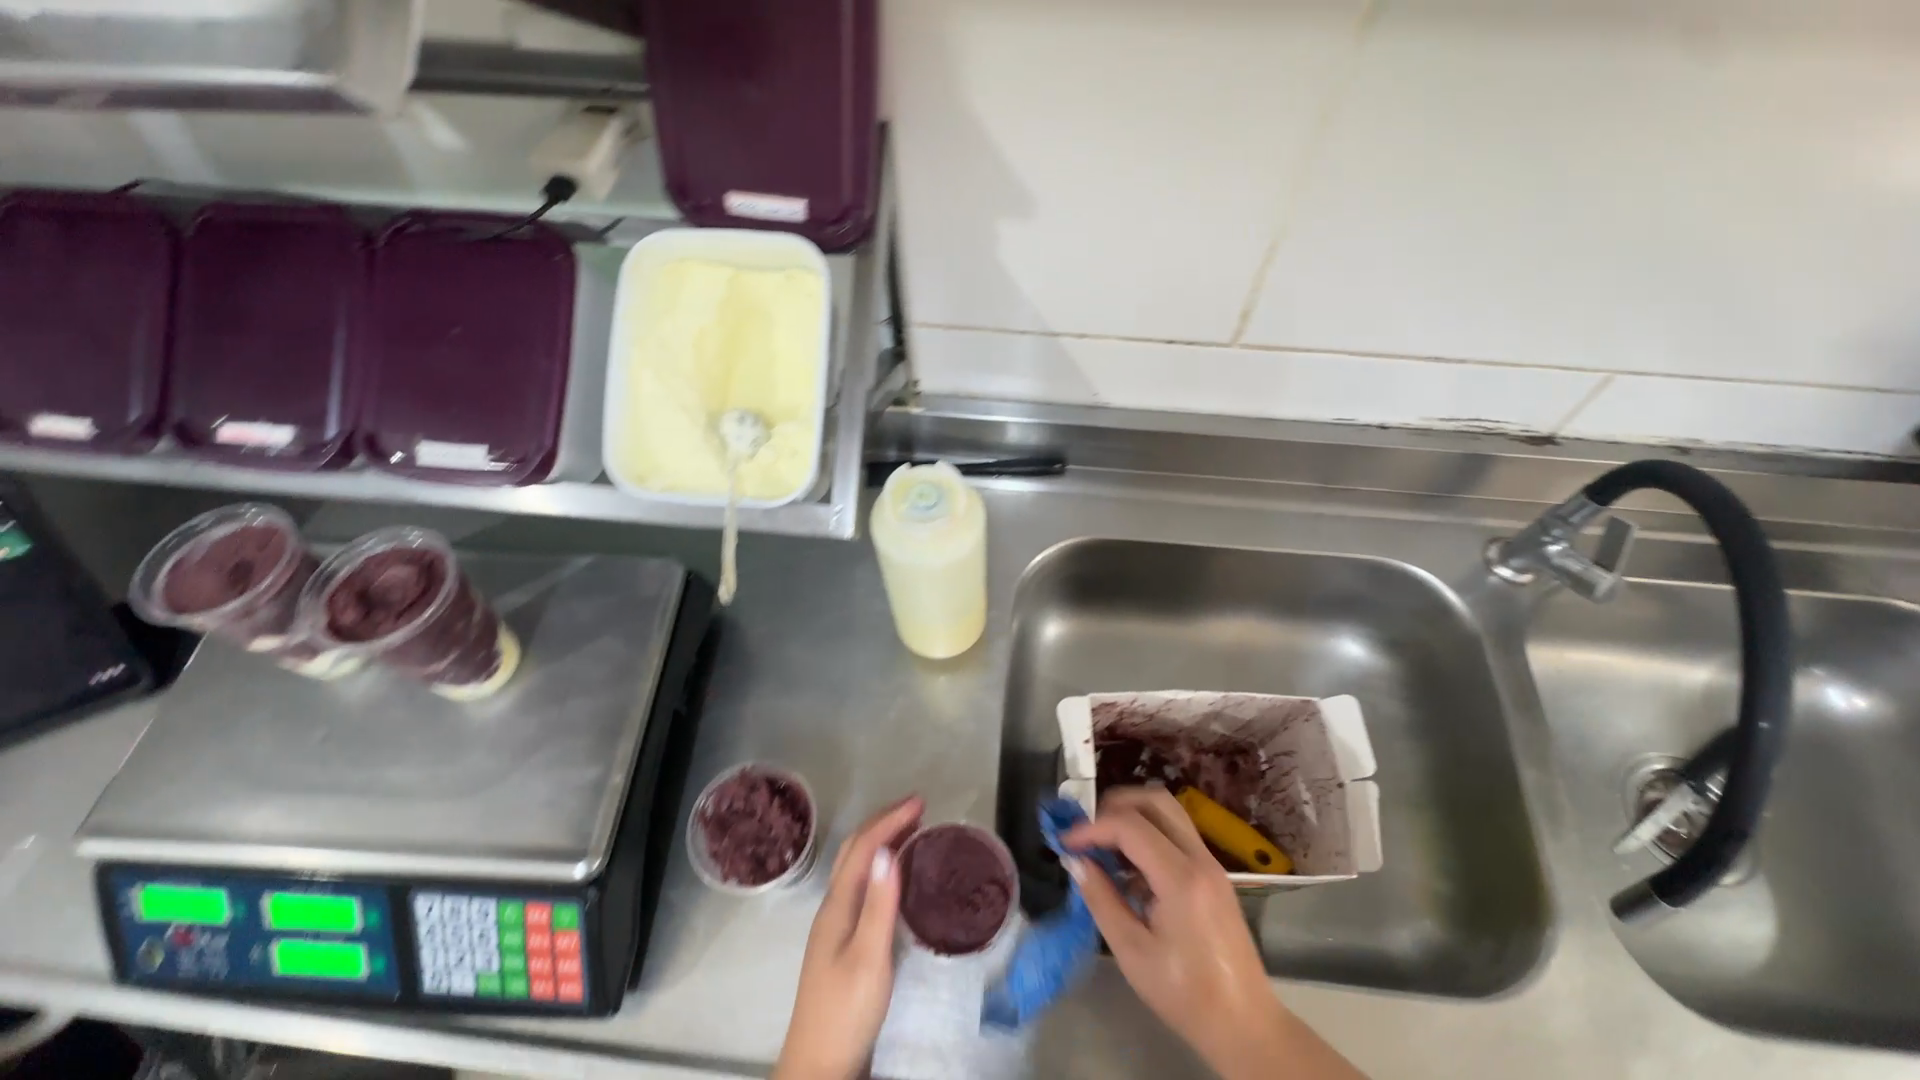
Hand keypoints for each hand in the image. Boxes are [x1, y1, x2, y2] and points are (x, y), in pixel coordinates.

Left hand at [773, 795, 922, 1079]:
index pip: (863, 848)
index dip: (890, 820)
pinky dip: (879, 868)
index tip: (921, 802)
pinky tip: (895, 880)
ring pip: (855, 868)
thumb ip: (879, 904)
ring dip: (880, 842)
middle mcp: (832, 908)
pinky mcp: (841, 942)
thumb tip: (887, 850)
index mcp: (837, 906)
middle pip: (854, 851)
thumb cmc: (847, 1010)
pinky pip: (860, 887)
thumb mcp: (869, 957)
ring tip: (911, 832)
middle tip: (918, 809)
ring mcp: (834, 925)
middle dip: (884, 823)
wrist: (820, 1062)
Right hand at [1063, 786, 1364, 1079]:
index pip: (1130, 825)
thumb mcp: (1131, 951)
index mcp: (1181, 878)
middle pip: (1155, 801)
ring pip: (1169, 814)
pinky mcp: (1214, 877)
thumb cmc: (1184, 993)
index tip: (1065, 844)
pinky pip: (1178, 836)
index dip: (1091, 827)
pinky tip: (1129, 870)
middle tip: (1086, 832)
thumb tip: (1075, 862)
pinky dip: (1149, 836)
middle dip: (1114, 806)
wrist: (1244, 1022)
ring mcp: (1212, 865)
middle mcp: (1201, 859)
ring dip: (1132, 818)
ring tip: (1102, 849)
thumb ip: (1101, 899)